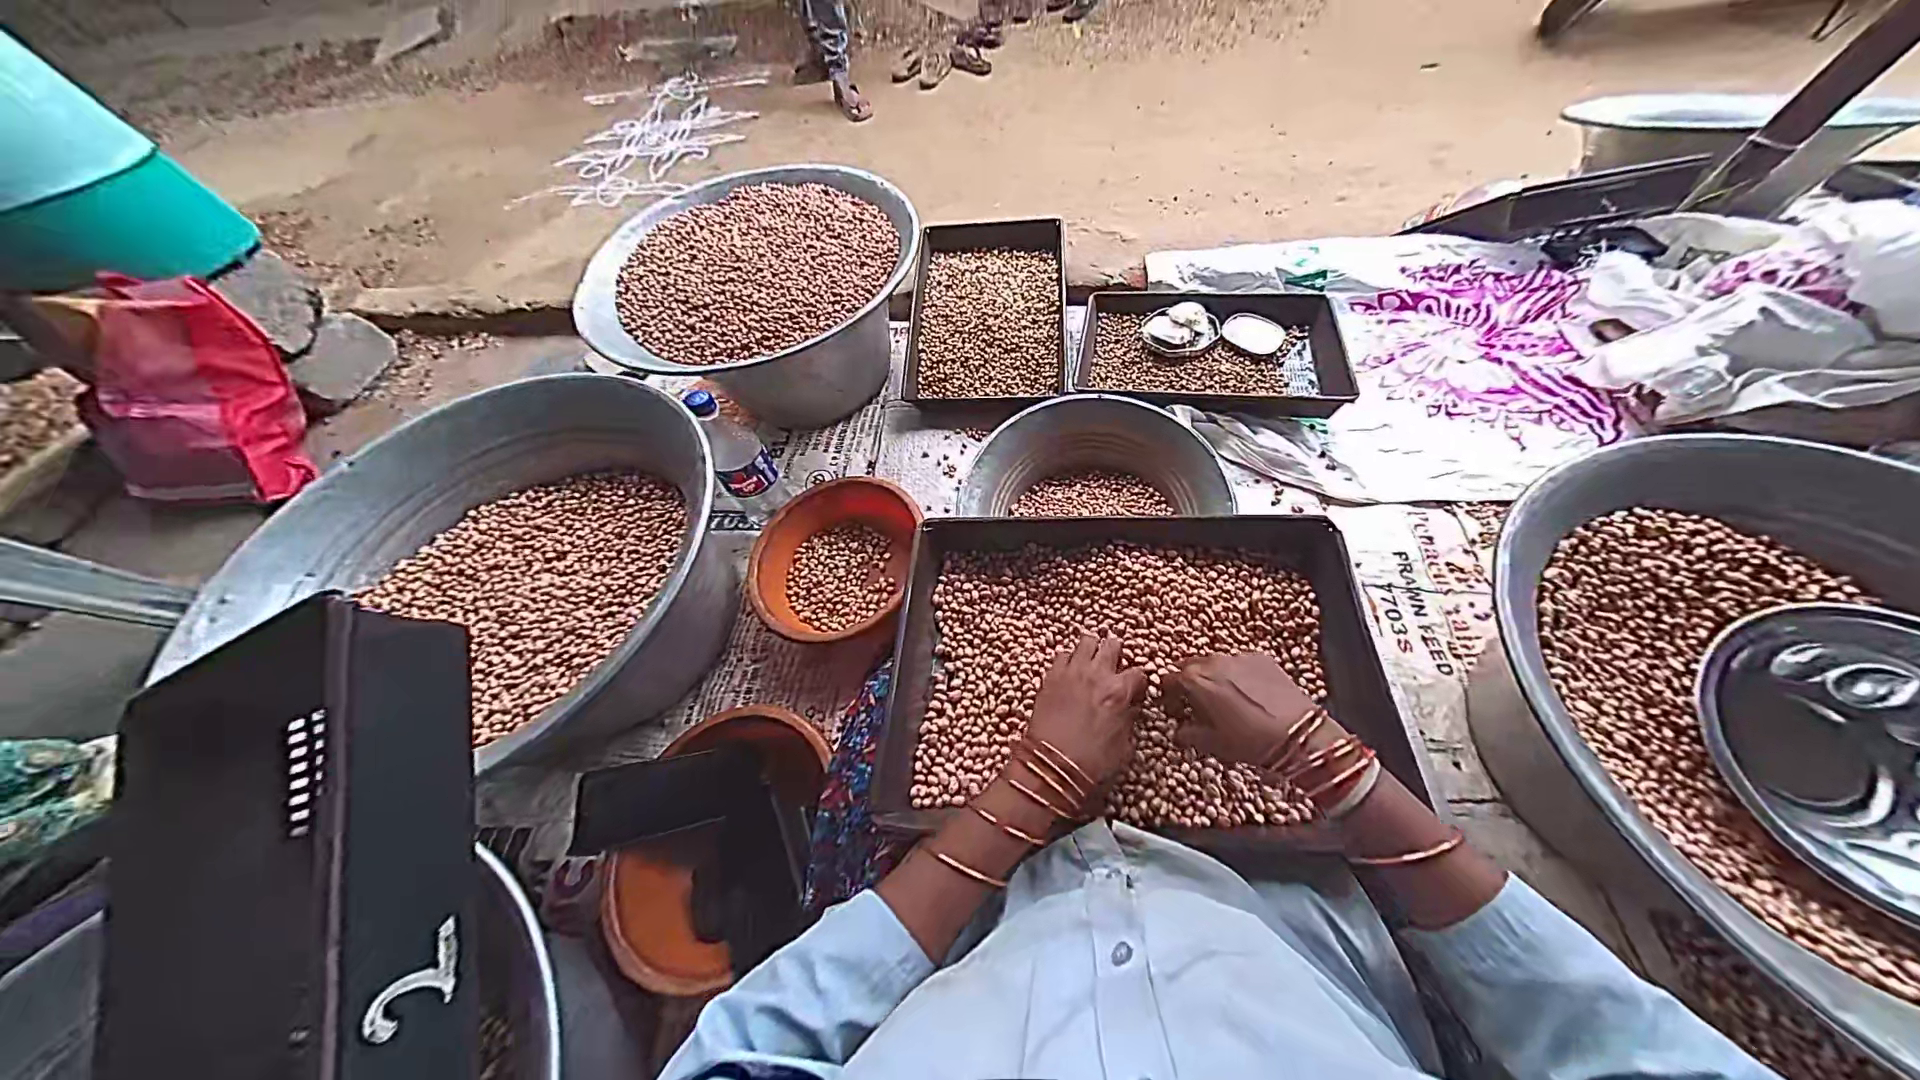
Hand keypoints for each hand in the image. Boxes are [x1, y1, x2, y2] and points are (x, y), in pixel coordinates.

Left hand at [1021, 632, 1146, 795]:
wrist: (1052, 765)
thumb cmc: (1089, 761)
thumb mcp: (1123, 745)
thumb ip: (1129, 719)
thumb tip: (1129, 709)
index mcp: (1119, 691)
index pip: (1138, 672)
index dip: (1138, 681)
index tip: (1135, 688)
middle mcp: (1097, 675)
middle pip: (1112, 644)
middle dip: (1115, 651)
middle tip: (1113, 662)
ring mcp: (1072, 671)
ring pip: (1086, 641)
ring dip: (1091, 649)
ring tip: (1091, 659)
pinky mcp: (1051, 676)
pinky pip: (1062, 654)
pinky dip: (1068, 658)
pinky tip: (1070, 669)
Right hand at [1165, 653, 1337, 766]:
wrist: (1300, 735)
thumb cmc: (1253, 741)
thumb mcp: (1213, 744)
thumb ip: (1188, 734)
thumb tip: (1179, 732)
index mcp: (1196, 681)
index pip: (1169, 678)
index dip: (1169, 694)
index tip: (1174, 706)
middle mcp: (1214, 662)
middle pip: (1190, 666)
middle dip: (1189, 683)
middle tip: (1197, 703)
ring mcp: (1239, 658)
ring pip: (1215, 663)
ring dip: (1213, 677)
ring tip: (1225, 700)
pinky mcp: (1262, 659)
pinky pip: (1240, 663)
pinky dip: (1238, 674)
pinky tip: (1247, 694)